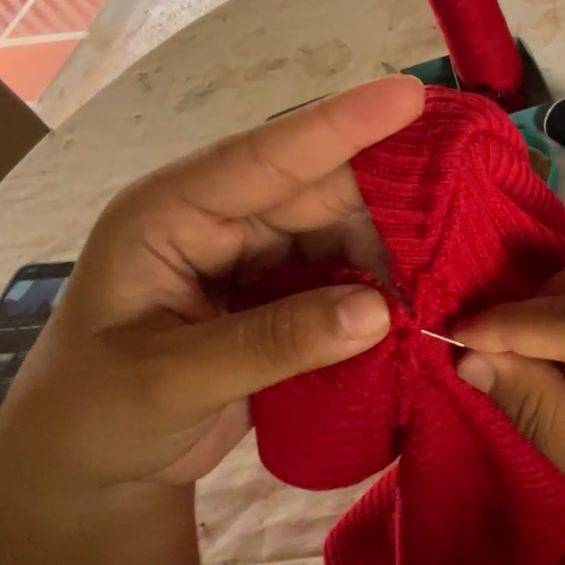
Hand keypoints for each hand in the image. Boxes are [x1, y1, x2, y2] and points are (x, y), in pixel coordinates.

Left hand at [0, 75, 424, 491]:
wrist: (95, 470)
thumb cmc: (97, 415)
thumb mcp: (169, 379)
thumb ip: (272, 343)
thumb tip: (379, 310)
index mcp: (171, 213)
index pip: (264, 157)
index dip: (340, 125)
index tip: (409, 95)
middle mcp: (223, 220)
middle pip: (323, 190)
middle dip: (394, 200)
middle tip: (469, 210)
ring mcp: (261, 256)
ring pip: (347, 232)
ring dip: (398, 250)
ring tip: (453, 268)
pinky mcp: (289, 293)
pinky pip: (352, 274)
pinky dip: (388, 286)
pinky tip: (425, 296)